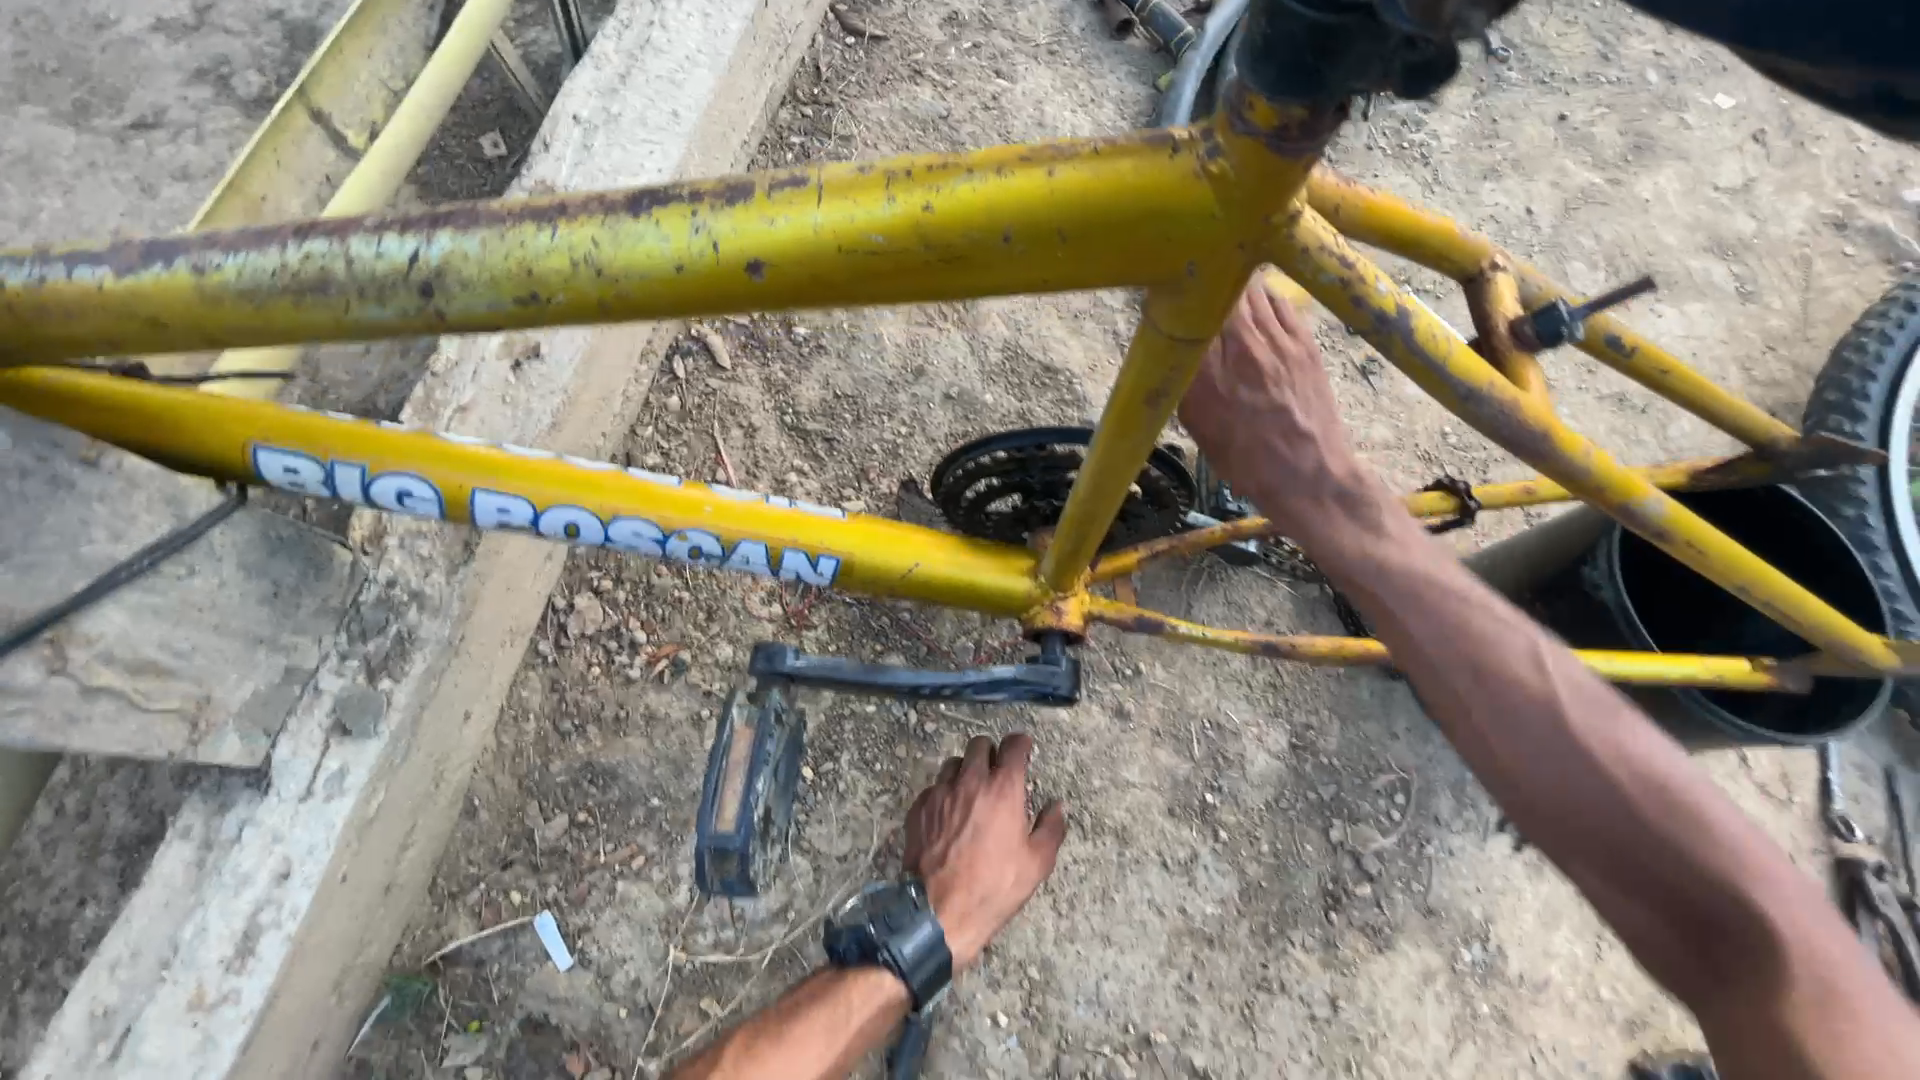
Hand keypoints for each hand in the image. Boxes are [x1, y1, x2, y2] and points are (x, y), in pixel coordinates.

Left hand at [904, 733, 1066, 970]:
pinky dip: (944, 793)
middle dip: (991, 753)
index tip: (1024, 750)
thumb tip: (1057, 806)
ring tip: (972, 792)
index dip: (1021, 744)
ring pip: (953, 763)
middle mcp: (970, 781)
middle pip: (979, 745)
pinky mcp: (918, 808)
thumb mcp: (1036, 864)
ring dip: (965, 770)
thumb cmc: (994, 888)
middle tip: (997, 772)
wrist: (939, 912)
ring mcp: (939, 793)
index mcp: (1003, 789)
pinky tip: (949, 815)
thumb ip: (1051, 828)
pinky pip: (933, 788)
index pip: (1013, 746)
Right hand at [1178, 270, 1371, 540]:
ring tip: (1223, 289)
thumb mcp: (1196, 424)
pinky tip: (1256, 305)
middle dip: (1204, 284)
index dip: (1174, 298)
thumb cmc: (1246, 459)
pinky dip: (1264, 297)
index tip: (1166, 296)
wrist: (1307, 473)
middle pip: (1217, 289)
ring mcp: (1277, 342)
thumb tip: (1172, 349)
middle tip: (1195, 287)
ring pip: (1250, 288)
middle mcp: (1240, 350)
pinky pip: (1279, 302)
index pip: (1182, 315)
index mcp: (1205, 377)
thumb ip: (1182, 380)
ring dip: (1233, 284)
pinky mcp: (1304, 341)